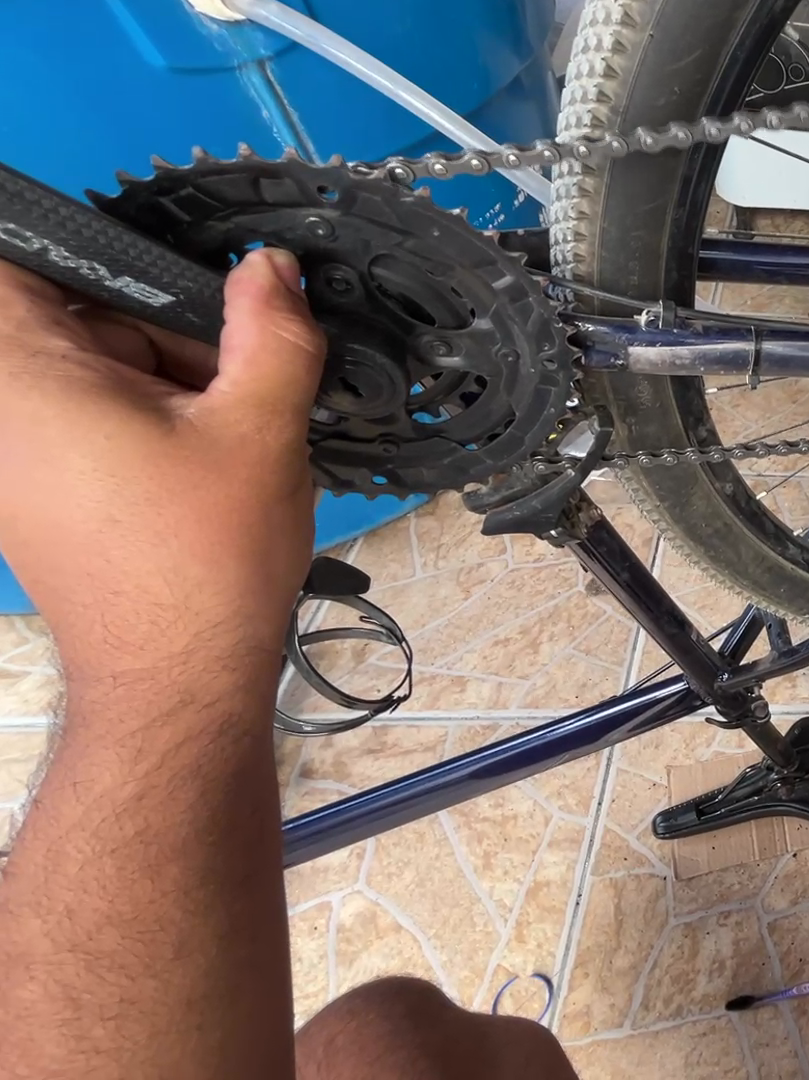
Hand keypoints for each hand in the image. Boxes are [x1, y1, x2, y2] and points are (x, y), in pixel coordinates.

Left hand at [0, 249, 325, 686]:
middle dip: (165, 337)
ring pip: (88, 366)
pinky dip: (151, 419)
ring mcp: (4, 443)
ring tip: (229, 439)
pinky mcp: (24, 476)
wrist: (180, 654)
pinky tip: (203, 462)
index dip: (116, 266)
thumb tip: (273, 267)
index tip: (198, 308)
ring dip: (169, 383)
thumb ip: (271, 337)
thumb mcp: (260, 427)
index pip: (26, 259)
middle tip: (237, 391)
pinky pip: (84, 412)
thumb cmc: (209, 544)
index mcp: (17, 371)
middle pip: (72, 315)